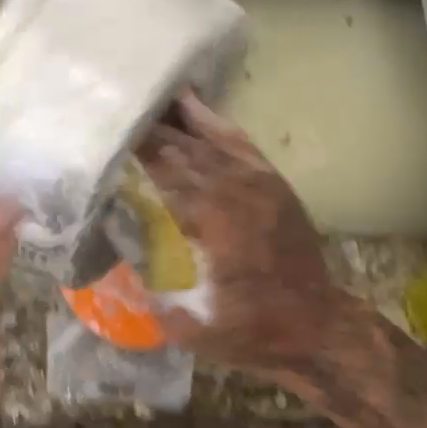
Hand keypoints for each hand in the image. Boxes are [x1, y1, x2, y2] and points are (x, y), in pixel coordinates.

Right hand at [138, 92, 362, 379]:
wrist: (317, 328)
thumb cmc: (251, 331)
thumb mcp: (189, 325)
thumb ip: (150, 291)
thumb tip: (115, 260)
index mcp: (213, 221)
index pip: (167, 172)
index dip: (138, 149)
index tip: (109, 132)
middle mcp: (235, 192)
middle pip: (185, 150)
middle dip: (151, 129)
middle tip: (118, 109)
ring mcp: (258, 183)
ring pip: (211, 141)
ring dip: (178, 120)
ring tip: (148, 96)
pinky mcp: (273, 183)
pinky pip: (240, 143)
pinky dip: (215, 123)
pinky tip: (194, 106)